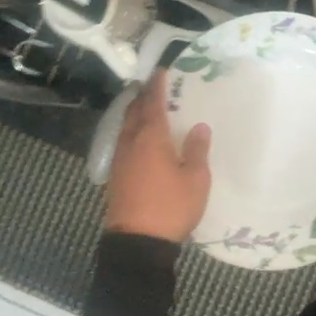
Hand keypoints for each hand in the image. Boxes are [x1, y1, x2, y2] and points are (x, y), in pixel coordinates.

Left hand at [104, 77, 211, 242]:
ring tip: (145, 107)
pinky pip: (123, 142)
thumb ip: (197, 150)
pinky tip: (140, 138)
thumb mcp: (196, 180)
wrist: (137, 244)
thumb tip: (199, 127)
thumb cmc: (170, 207)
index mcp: (151, 138)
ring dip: (134, 113)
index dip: (157, 86)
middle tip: (153, 86)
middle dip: (142, 97)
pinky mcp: (116, 177)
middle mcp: (131, 143)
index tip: (161, 72)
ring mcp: (120, 160)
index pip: (152, 103)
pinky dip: (131, 131)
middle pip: (134, 112)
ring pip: (125, 127)